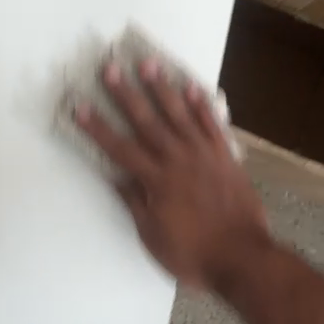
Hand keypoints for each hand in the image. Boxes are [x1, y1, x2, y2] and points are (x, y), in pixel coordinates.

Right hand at [75, 58, 272, 290]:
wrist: (243, 259)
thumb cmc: (193, 255)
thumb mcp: (153, 236)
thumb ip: (136, 203)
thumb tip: (116, 177)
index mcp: (156, 181)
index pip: (119, 148)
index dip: (97, 127)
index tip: (80, 106)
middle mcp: (178, 160)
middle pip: (147, 121)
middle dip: (126, 94)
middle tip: (111, 67)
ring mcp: (204, 155)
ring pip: (179, 114)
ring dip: (162, 88)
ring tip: (149, 64)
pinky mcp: (226, 157)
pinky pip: (212, 125)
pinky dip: (202, 105)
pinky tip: (191, 87)